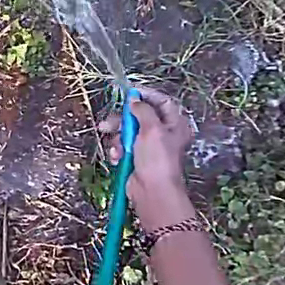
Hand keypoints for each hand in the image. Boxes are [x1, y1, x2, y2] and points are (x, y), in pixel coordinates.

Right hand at [98, 85, 195, 229]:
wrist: (152, 191)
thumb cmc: (157, 159)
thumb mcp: (151, 129)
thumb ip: (142, 110)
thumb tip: (134, 99)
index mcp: (174, 124)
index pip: (161, 102)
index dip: (146, 95)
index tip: (129, 93)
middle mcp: (163, 133)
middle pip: (140, 116)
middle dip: (123, 120)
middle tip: (109, 123)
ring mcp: (149, 146)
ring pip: (128, 131)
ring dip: (118, 137)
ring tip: (115, 147)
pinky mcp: (137, 158)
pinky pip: (123, 146)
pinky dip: (118, 150)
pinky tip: (118, 157)